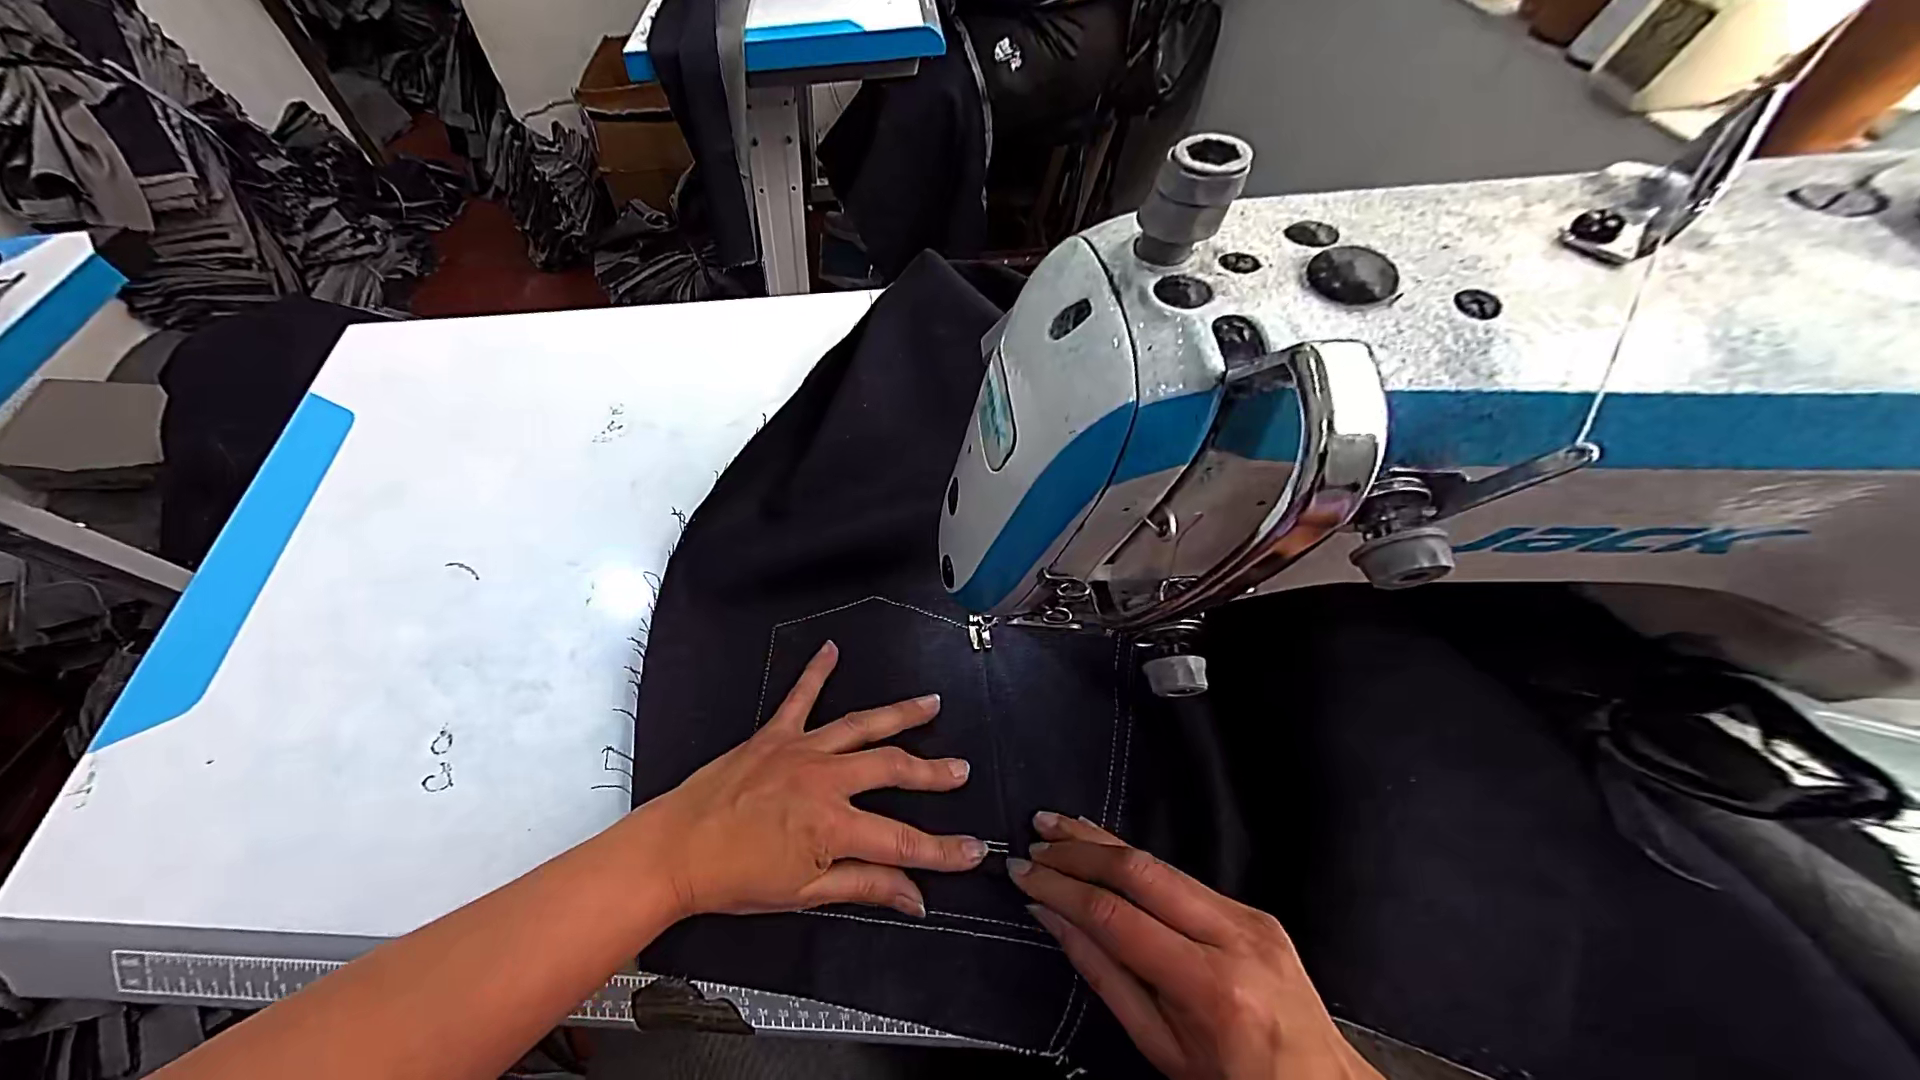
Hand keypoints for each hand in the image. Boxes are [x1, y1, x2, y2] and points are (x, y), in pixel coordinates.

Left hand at [622, 640, 987, 919]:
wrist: (673, 851)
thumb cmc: (732, 878)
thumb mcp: (804, 893)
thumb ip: (865, 887)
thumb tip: (913, 897)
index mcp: (832, 826)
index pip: (902, 842)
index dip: (943, 851)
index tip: (972, 850)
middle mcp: (824, 780)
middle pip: (893, 770)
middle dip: (933, 773)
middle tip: (960, 770)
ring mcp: (801, 751)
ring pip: (862, 726)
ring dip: (900, 714)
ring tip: (930, 704)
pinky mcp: (774, 734)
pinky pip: (799, 696)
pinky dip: (816, 671)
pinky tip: (831, 649)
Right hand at [1010, 814, 1379, 1079]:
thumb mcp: (1160, 1048)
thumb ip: (1102, 975)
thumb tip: (1050, 916)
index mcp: (1211, 987)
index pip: (1116, 917)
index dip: (1061, 888)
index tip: (1023, 872)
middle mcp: (1234, 937)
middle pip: (1138, 872)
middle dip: (1077, 851)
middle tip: (1035, 839)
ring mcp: (1249, 916)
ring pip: (1158, 861)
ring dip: (1100, 841)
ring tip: (1056, 824)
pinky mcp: (1252, 908)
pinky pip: (1179, 873)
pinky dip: (1132, 857)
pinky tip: (1102, 842)